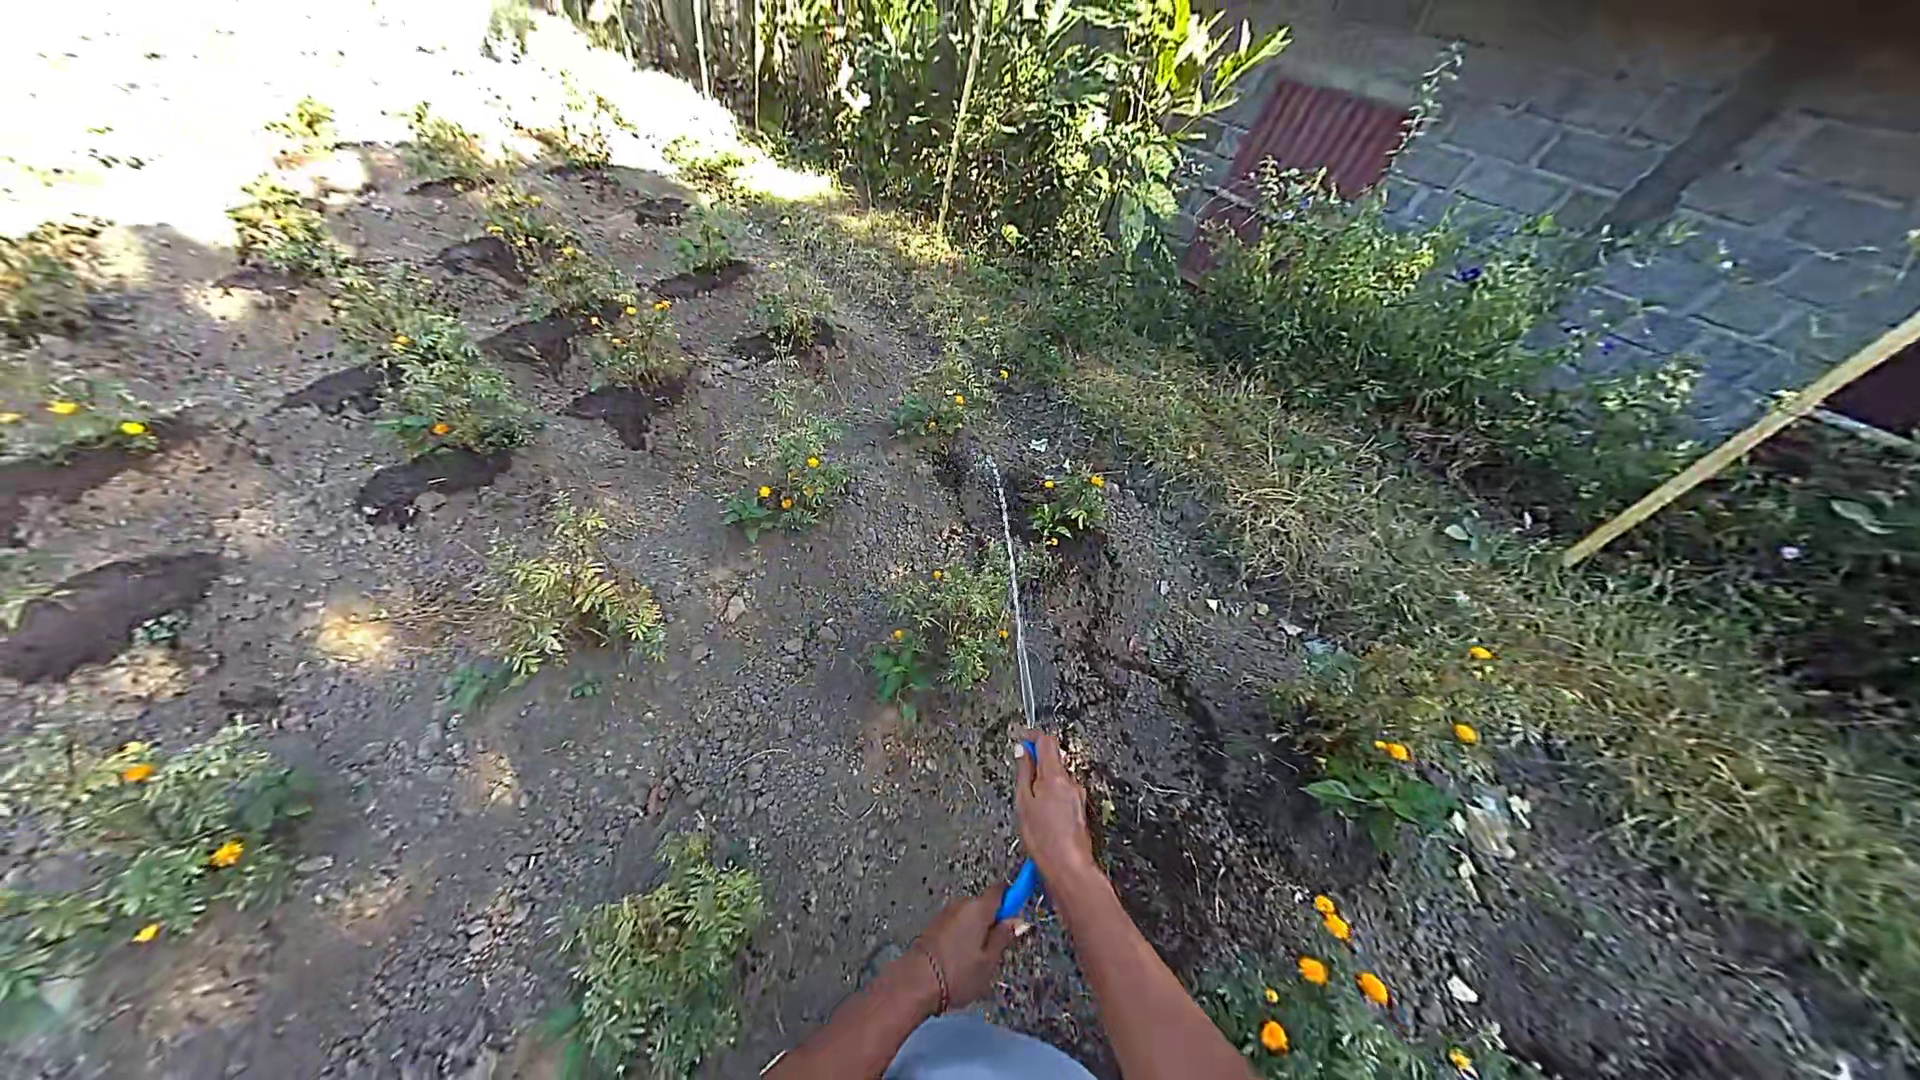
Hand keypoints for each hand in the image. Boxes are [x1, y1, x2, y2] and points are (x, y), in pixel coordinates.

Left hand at [912, 892, 1020, 1011]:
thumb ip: (1004, 936)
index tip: (1016, 917)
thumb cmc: (958, 973)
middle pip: (984, 904)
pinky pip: (957, 923)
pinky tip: (959, 959)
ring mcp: (946, 912)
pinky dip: (962, 935)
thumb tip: (1017, 919)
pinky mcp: (935, 924)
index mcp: (979, 907)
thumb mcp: (988, 960)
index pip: (1000, 889)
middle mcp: (962, 903)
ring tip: (975, 961)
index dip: (1011, 899)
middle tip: (995, 950)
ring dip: (976, 930)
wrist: (916, 982)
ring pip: (970, 916)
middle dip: (992, 921)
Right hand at [1014, 732, 1095, 882]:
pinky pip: (1063, 792)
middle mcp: (1070, 781)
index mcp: (1055, 775)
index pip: (1047, 741)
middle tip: (1022, 778)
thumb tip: (1023, 750)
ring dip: (1044, 781)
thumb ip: (1024, 771)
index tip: (1022, 740)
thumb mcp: (1023, 801)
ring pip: (1058, 776)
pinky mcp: (1078, 808)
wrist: (1068, 867)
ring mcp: (1077, 795)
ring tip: (1031, 804)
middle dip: (1037, 762)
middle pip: (1053, 758)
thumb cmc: (1044, 838)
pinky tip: (1043, 815)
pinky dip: (1051, 795)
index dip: (1032, 737)